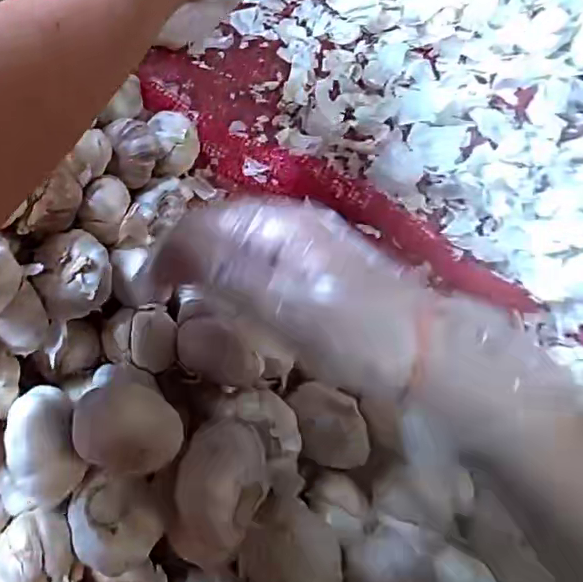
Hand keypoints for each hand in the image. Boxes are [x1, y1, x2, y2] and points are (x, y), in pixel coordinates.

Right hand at [152, 200, 582, 455]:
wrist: (436, 359)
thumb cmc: (358, 334)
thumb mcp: (284, 305)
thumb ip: (227, 274)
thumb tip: (173, 251)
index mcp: (278, 222)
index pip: (201, 221)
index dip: (166, 251)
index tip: (146, 291)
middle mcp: (290, 221)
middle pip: (217, 225)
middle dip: (182, 252)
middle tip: (161, 293)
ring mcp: (307, 242)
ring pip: (237, 241)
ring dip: (205, 262)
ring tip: (186, 295)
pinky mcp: (318, 268)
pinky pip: (258, 259)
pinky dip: (233, 274)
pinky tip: (233, 299)